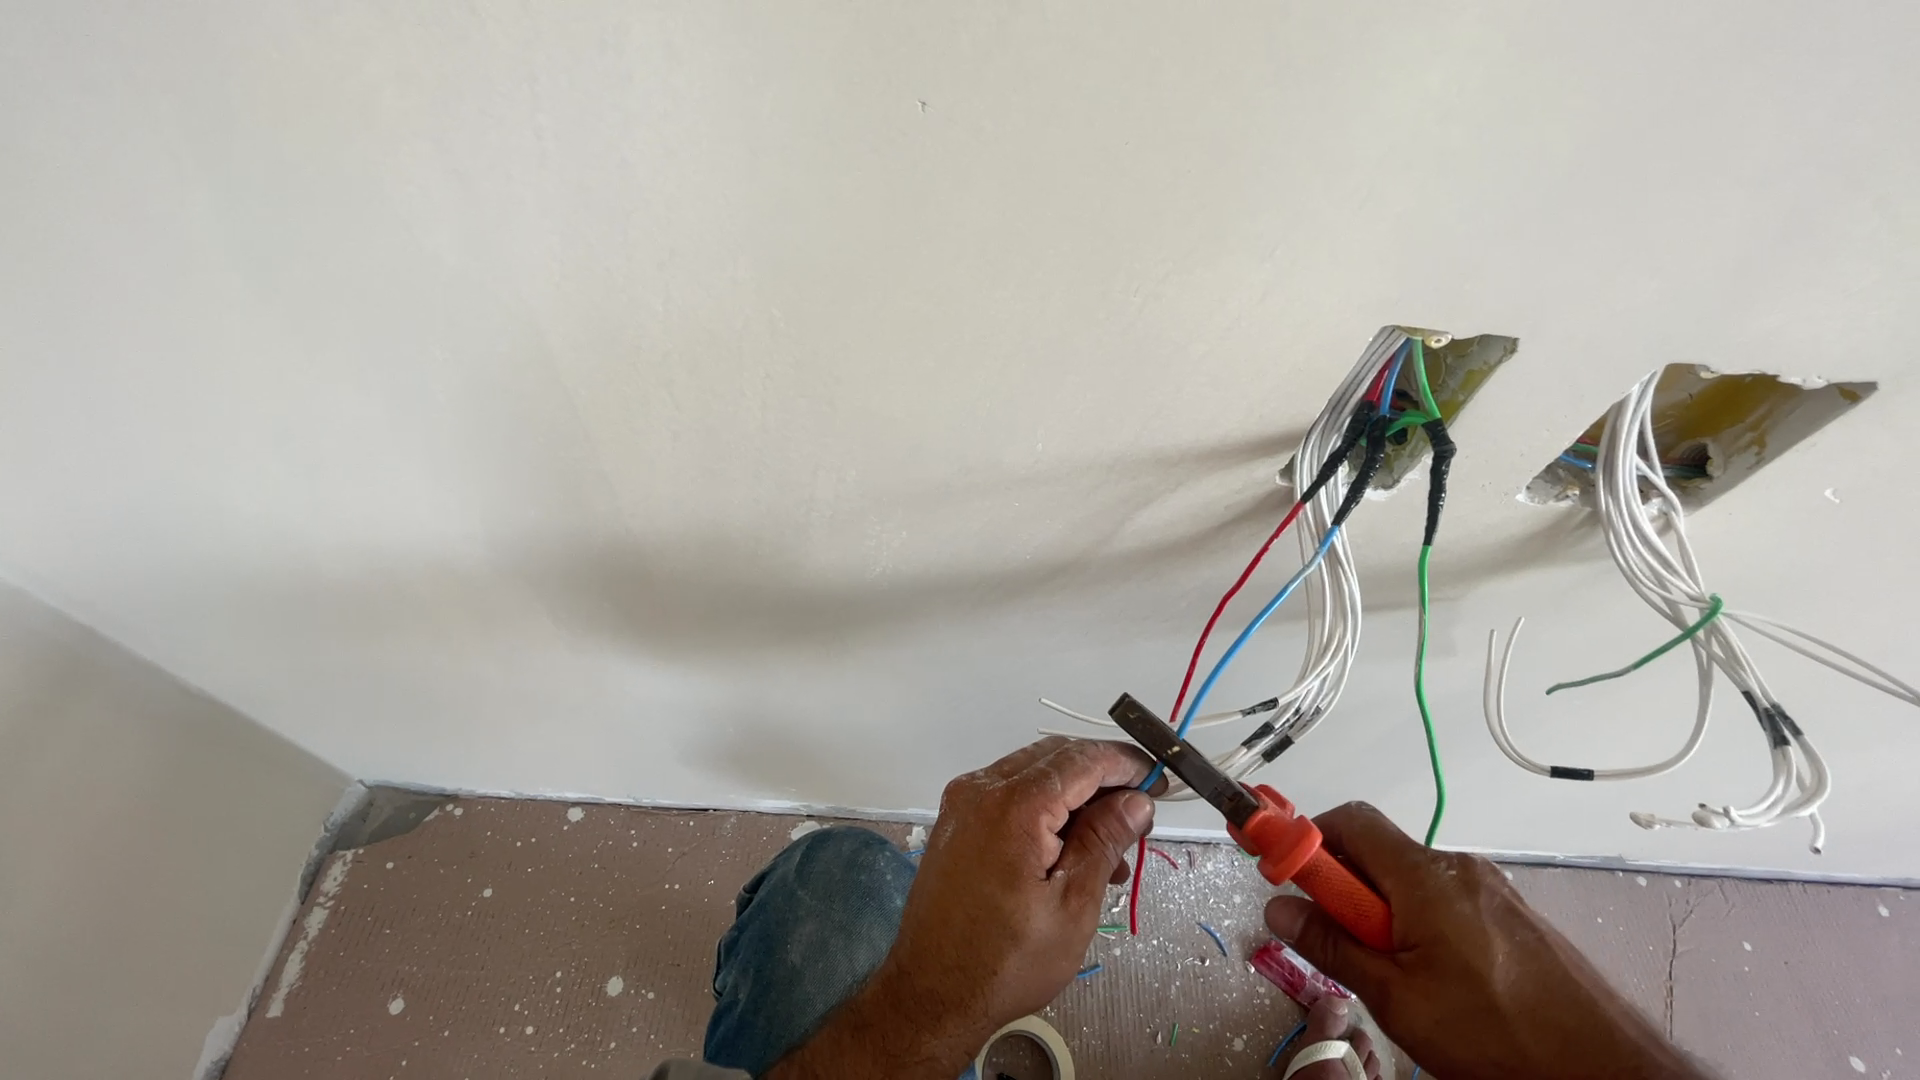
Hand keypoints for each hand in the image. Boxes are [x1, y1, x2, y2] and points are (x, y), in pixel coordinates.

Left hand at [768, 737, 1156, 1079]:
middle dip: (1103, 776)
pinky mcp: (957, 818)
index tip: (1159, 779)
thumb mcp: (1072, 906)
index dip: (1125, 763)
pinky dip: (1046, 806)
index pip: (1082, 759)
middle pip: (1056, 757)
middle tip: (1140, 813)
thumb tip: (1137, 800)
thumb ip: (1104, 841)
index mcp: (1014, 805)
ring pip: (1034, 771)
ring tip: (1113, 847)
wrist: (930, 993)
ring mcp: (964, 800)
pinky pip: (1011, 792)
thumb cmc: (1006, 961)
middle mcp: (983, 787)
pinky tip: (1071, 849)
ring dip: (1076, 794)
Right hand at [1264, 803, 1712, 1079]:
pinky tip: (1435, 974)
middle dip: (1344, 883)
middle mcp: (1457, 867)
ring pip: (1409, 878)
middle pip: (1376, 848)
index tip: (1282, 867)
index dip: (1306, 836)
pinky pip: (1444, 897)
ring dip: (1382, 907)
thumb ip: (1332, 945)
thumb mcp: (1396, 998)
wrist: (1612, 1074)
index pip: (1348, 819)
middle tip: (1339, 936)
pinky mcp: (1511, 914)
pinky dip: (1419, 919)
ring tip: (1393, 970)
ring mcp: (1490, 888)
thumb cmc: (1497, 1035)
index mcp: (1423, 876)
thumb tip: (1276, 907)